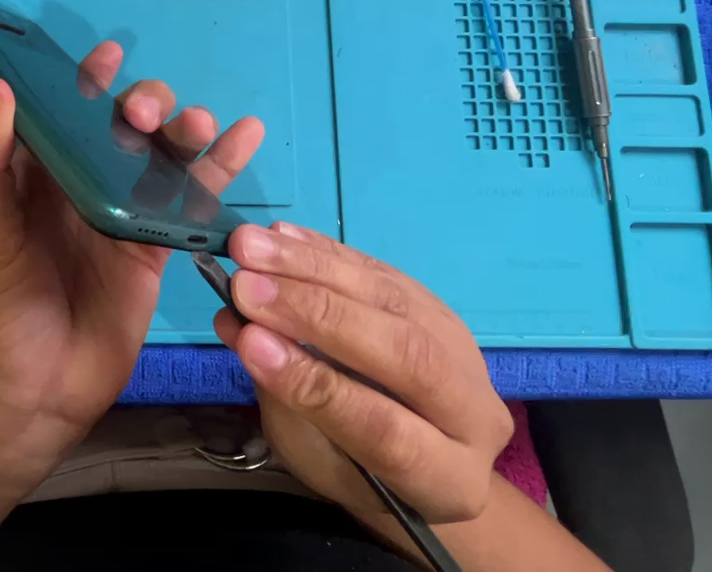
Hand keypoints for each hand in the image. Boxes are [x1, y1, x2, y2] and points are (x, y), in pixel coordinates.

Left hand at [0, 41, 264, 469]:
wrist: (36, 393)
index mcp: (37, 172)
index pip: (62, 108)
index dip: (83, 78)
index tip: (108, 54)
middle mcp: (83, 182)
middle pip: (122, 125)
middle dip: (142, 105)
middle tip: (145, 113)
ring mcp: (123, 214)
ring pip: (162, 154)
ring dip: (184, 130)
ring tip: (199, 124)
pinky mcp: (156, 247)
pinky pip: (190, 198)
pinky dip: (220, 167)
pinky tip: (245, 137)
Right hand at [213, 223, 511, 523]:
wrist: (413, 446)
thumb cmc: (353, 468)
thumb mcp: (311, 455)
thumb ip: (283, 394)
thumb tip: (240, 327)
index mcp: (448, 476)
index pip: (386, 429)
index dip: (313, 381)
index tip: (250, 340)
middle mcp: (471, 407)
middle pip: (402, 352)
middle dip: (314, 312)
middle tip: (246, 285)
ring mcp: (456, 344)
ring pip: (388, 296)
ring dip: (309, 264)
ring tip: (249, 246)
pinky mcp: (431, 301)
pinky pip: (376, 267)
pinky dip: (321, 249)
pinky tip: (278, 235)